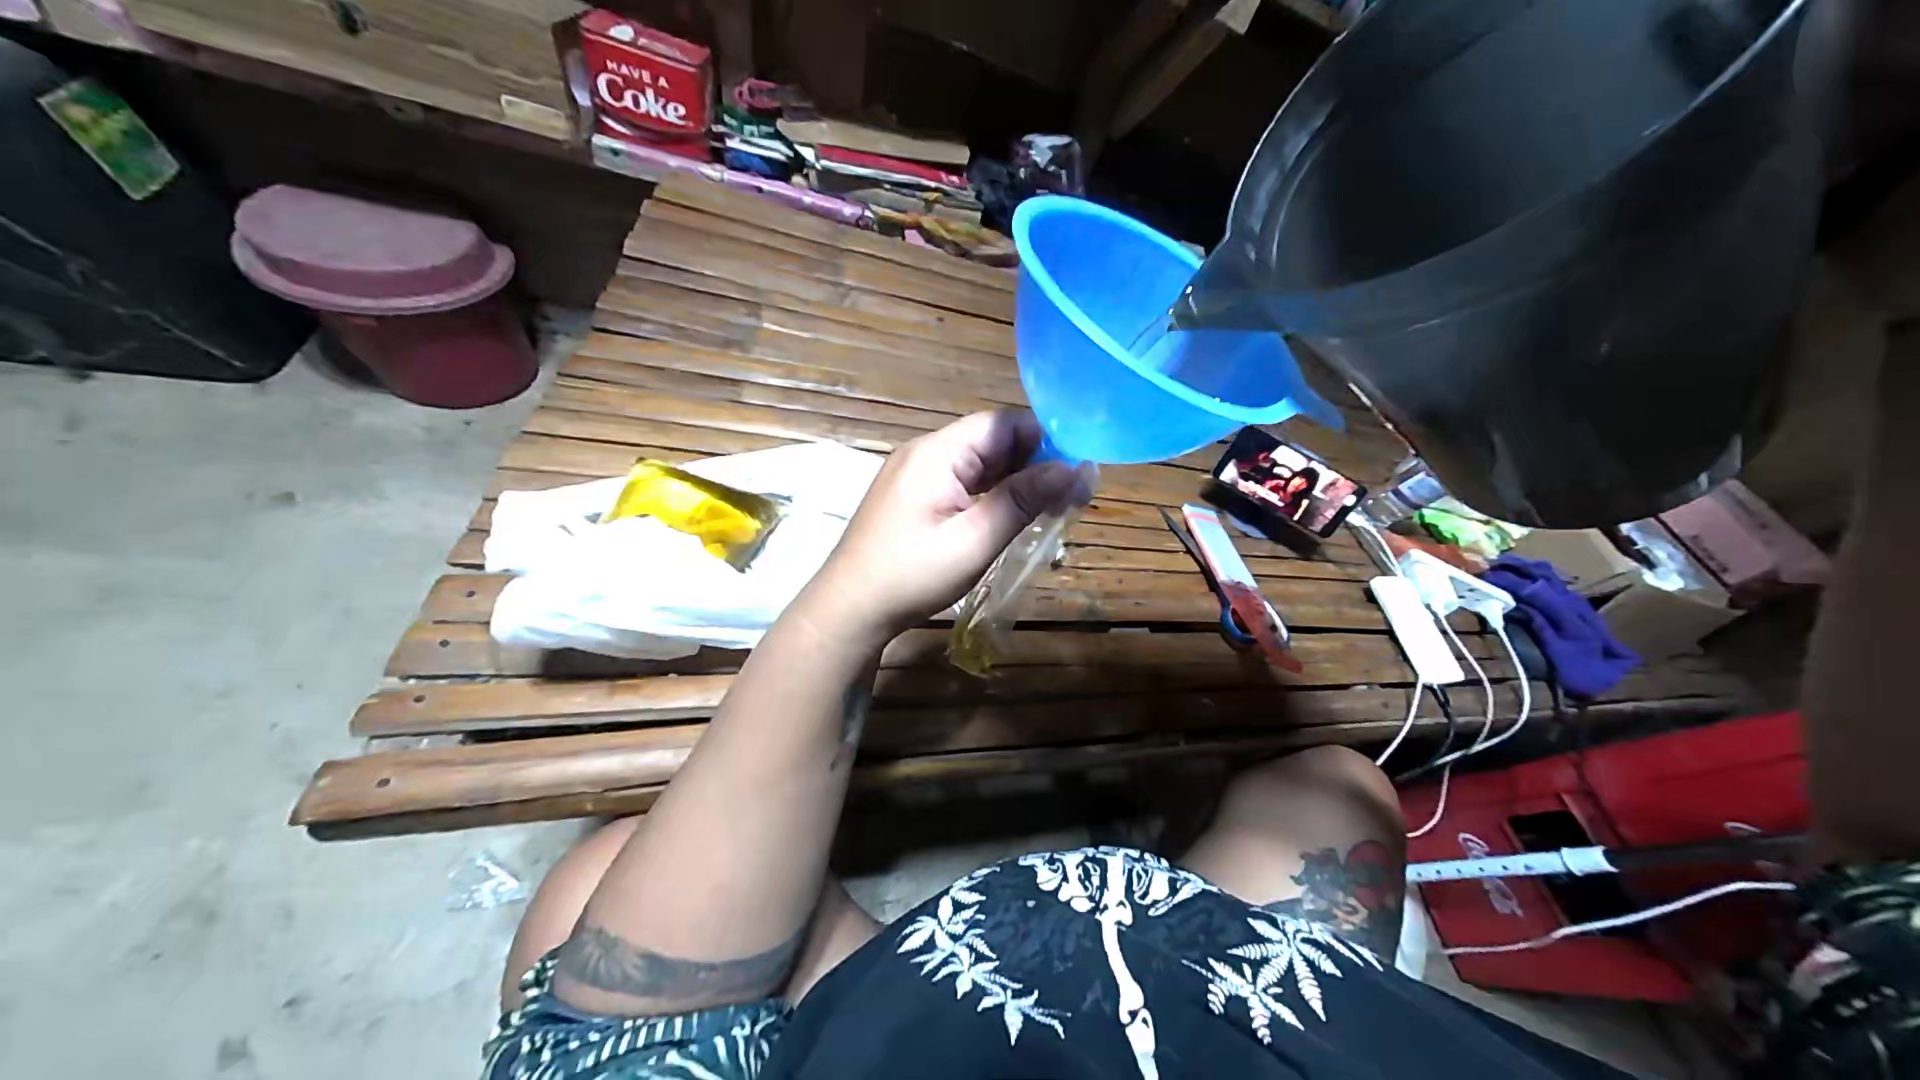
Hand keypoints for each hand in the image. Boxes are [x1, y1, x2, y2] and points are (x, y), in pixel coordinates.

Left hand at [801, 410, 1095, 643]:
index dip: (1044, 439)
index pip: (1002, 423)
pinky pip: (961, 481)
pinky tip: (1012, 515)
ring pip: (979, 463)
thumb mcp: (974, 541)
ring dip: (1015, 481)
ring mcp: (916, 474)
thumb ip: (1022, 501)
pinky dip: (990, 494)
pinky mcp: (913, 495)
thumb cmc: (911, 575)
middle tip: (1072, 496)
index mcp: (937, 452)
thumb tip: (1073, 468)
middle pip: (992, 440)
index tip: (1077, 468)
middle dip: (1034, 462)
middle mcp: (925, 452)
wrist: (850, 608)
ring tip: (1051, 509)